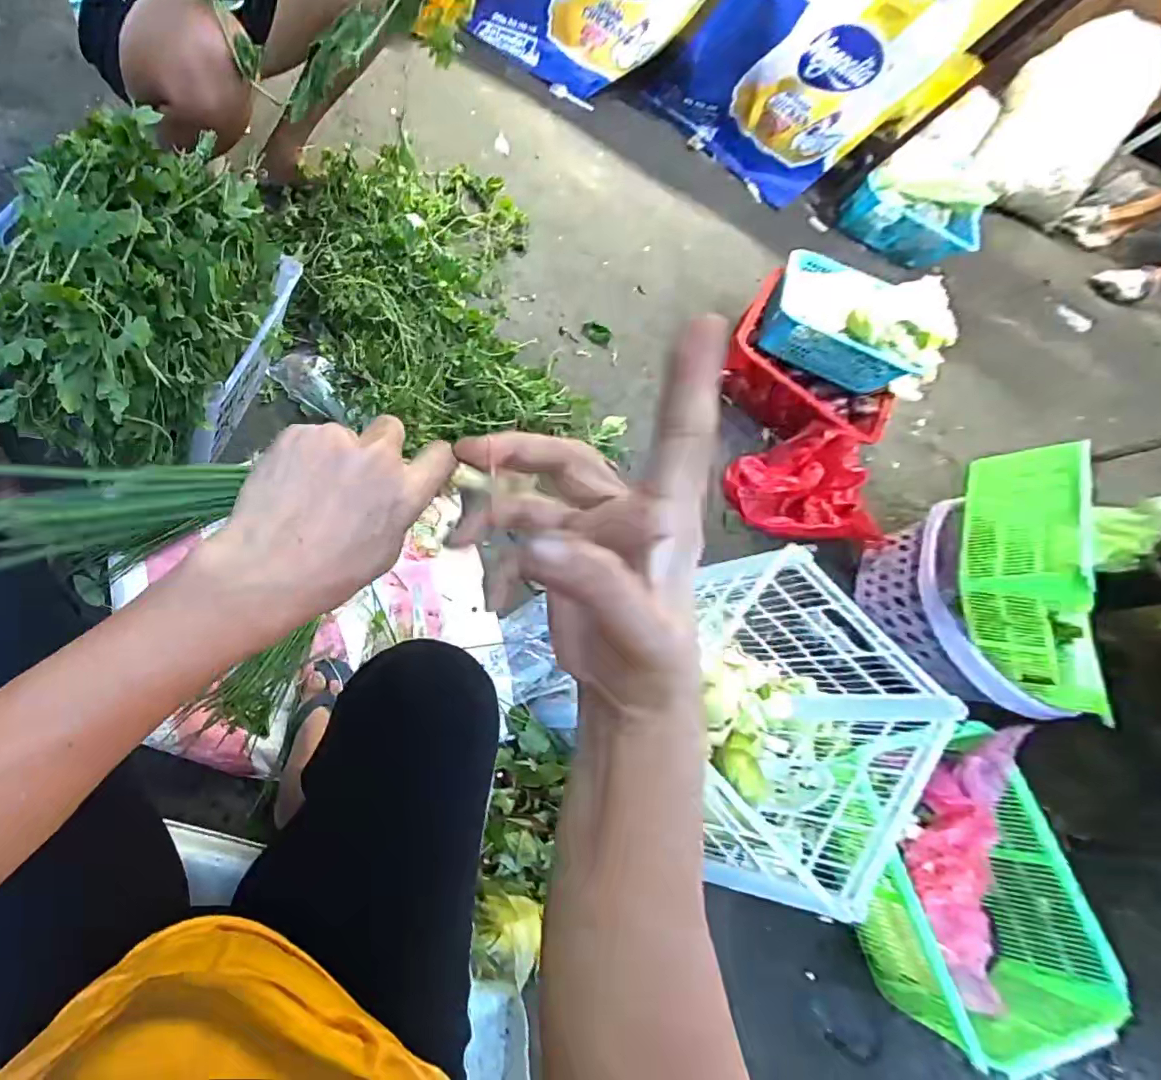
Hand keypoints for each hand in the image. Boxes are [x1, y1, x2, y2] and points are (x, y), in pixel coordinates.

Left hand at [195, 417, 454, 630]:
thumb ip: (396, 513)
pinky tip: (285, 485)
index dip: (431, 458)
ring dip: (333, 455)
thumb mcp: (384, 553)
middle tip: (353, 474)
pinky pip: (309, 438)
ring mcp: (336, 439)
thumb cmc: (330, 575)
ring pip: (343, 436)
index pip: (441, 456)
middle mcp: (378, 457)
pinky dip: (301, 456)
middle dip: (377, 445)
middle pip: (391, 428)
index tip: (418, 463)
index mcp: (404, 492)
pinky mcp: (298, 433)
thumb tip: (391, 495)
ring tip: (306, 491)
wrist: (265, 570)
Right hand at [453, 316, 725, 725]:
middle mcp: (624, 512)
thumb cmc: (652, 660)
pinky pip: (520, 540)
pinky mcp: (562, 558)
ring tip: (458, 535)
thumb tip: (535, 543)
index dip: (688, 383)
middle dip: (518, 453)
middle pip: (567, 460)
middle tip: (468, 452)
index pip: (679, 439)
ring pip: (531, 500)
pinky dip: (499, 557)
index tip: (702, 324)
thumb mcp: (636, 629)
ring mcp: (588, 534)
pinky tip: (489, 586)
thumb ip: (594, 583)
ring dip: (492, 512)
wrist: (629, 694)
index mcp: (661, 516)